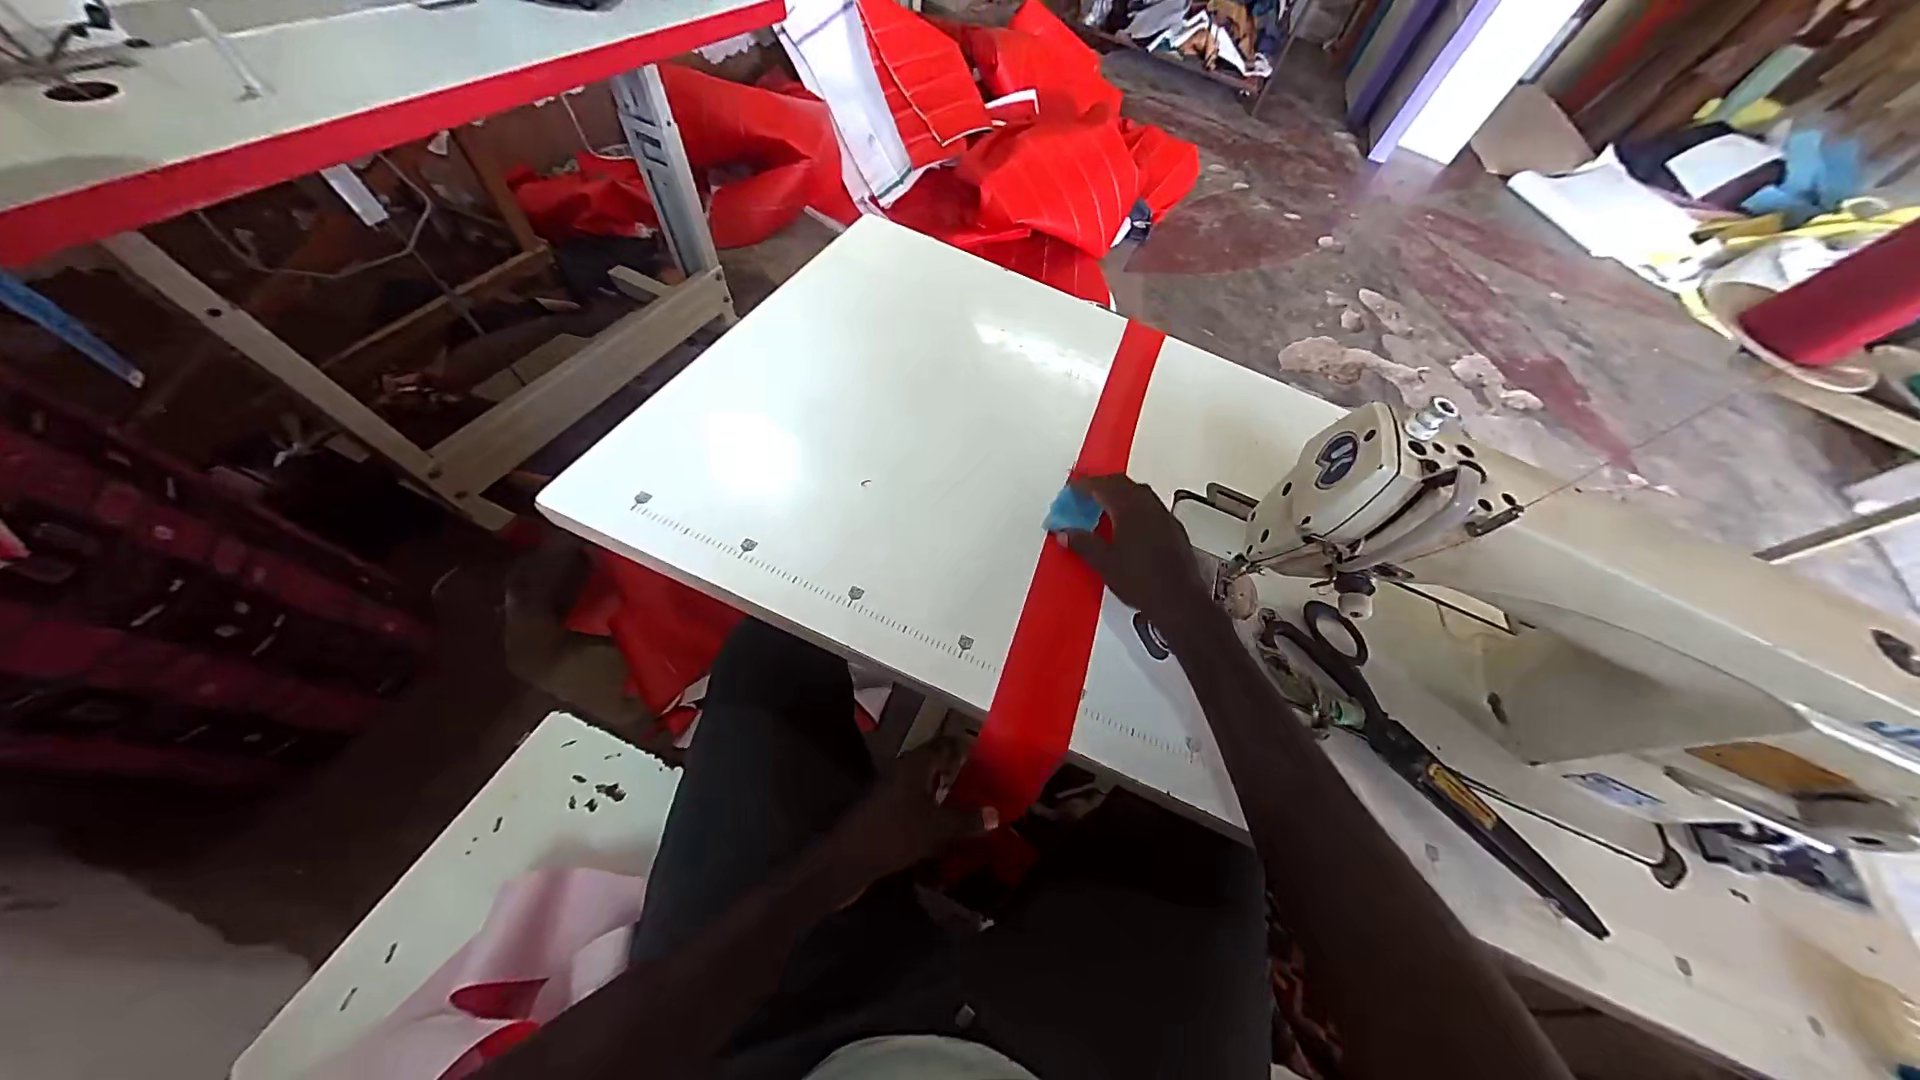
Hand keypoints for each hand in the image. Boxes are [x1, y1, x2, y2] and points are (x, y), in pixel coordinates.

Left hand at [821, 738, 995, 889]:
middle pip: (936, 763)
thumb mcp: (936, 828)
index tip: (989, 757)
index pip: (946, 744)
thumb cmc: (893, 834)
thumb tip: (996, 813)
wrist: (847, 860)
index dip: (967, 748)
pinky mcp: (887, 811)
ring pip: (926, 783)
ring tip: (973, 803)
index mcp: (915, 764)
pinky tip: (947, 824)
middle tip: (986, 782)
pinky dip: (934, 807)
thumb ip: (967, 819)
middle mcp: (903, 770)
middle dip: (960, 771)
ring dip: (947, 791)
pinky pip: (917, 801)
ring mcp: (892, 790)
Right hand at [1053, 474, 1215, 636]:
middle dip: (1102, 484)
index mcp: (1130, 509)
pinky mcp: (1174, 530)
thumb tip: (1066, 534)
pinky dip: (1135, 507)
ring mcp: (1165, 517)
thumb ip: (1082, 543)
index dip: (1084, 485)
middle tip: (1086, 492)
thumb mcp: (1103, 563)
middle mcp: (1150, 507)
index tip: (1072, 487)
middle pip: (1123, 484)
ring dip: (1120, 494)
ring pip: (1140, 494)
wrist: (1178, 601)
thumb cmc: (1142, 582)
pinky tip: (1128, 524)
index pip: (1103, 486)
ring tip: (1104, 506)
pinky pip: (1151, 507)